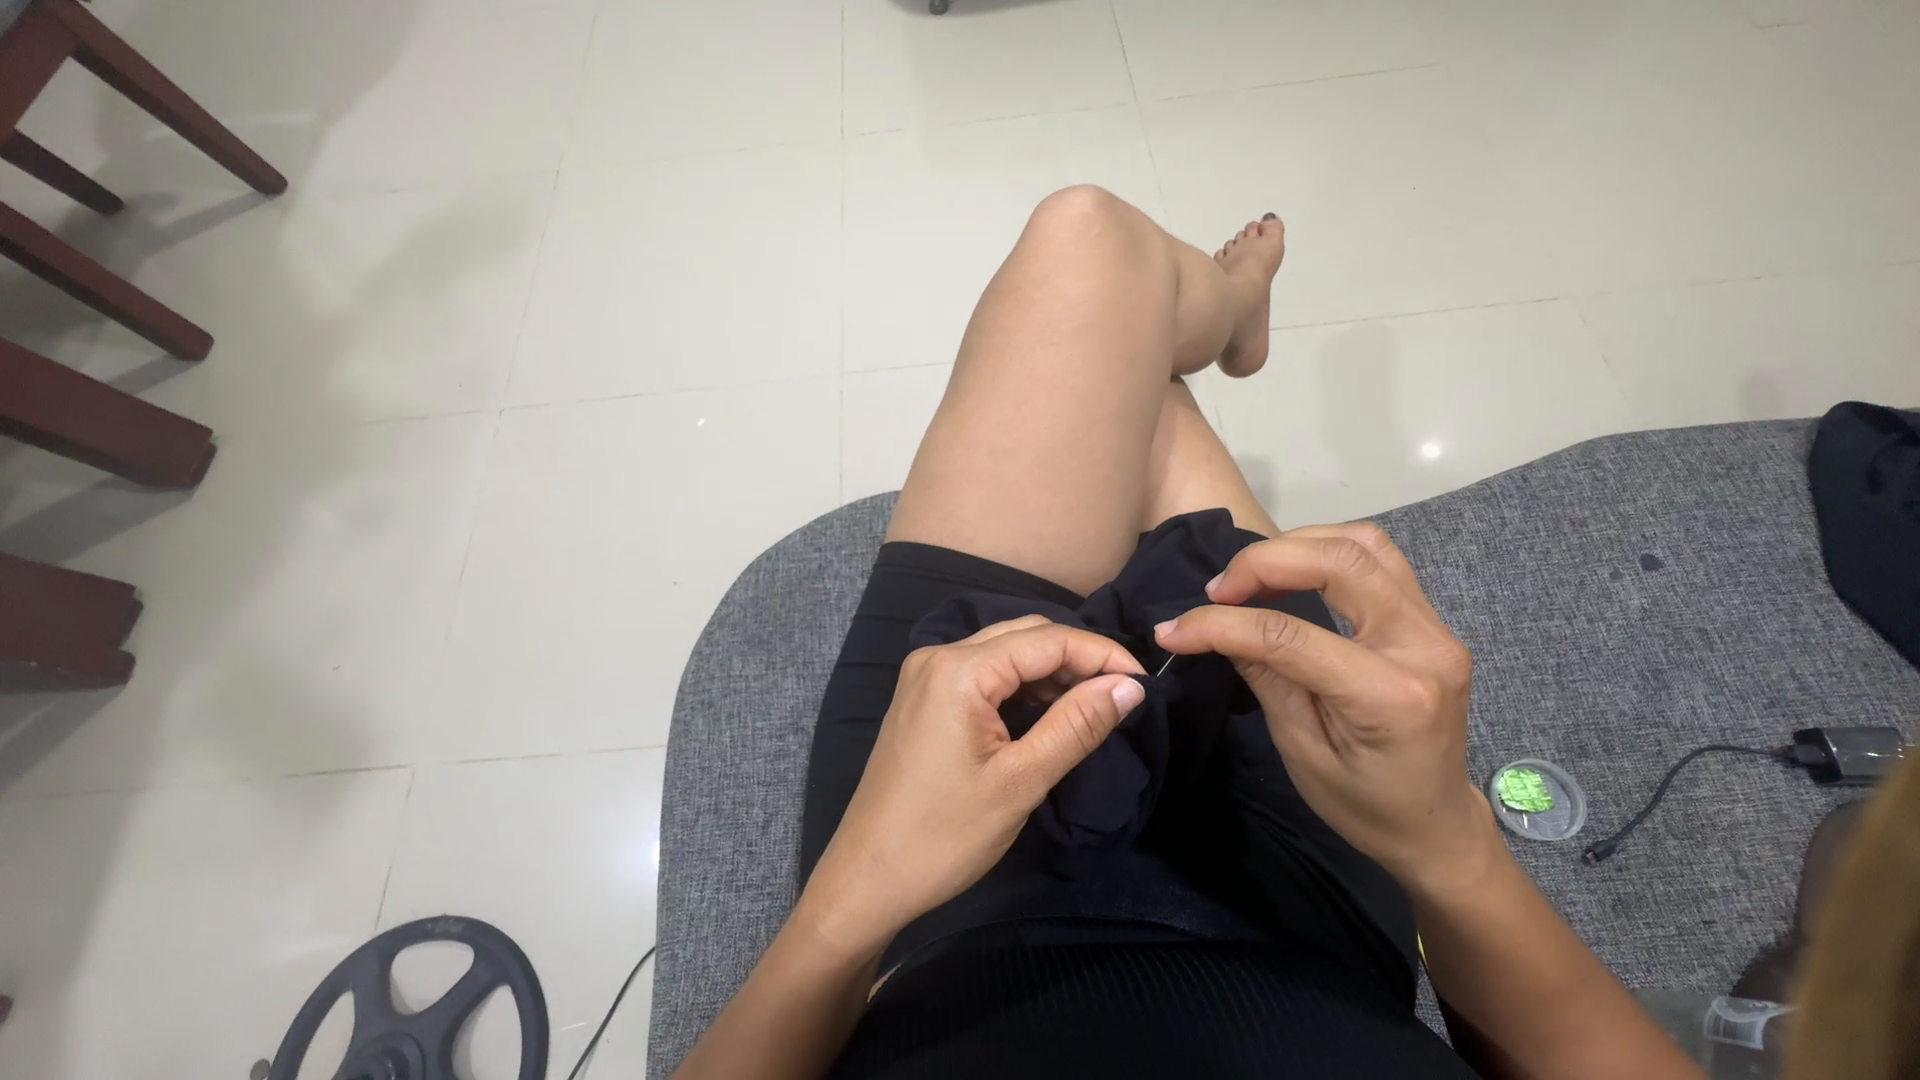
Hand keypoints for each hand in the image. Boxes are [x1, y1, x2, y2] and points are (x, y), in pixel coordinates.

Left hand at [798, 615, 1146, 956]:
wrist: (868, 878)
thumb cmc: (944, 836)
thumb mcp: (1021, 781)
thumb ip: (1077, 725)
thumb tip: (1129, 686)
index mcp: (958, 670)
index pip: (1046, 639)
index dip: (1101, 654)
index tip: (1145, 682)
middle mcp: (937, 657)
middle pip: (1024, 636)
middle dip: (1078, 658)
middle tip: (1123, 694)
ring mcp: (926, 677)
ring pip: (1004, 653)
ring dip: (1051, 671)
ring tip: (1094, 705)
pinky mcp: (924, 699)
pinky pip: (983, 674)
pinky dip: (1021, 686)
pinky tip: (1048, 711)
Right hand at [1154, 524, 1494, 889]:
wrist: (1435, 824)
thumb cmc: (1364, 804)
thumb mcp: (1300, 748)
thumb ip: (1263, 675)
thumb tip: (1207, 626)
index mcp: (1389, 697)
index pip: (1291, 635)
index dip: (1222, 624)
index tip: (1175, 629)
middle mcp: (1424, 647)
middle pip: (1340, 562)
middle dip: (1264, 561)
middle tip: (1219, 590)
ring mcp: (1435, 627)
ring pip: (1363, 544)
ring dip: (1296, 545)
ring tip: (1251, 576)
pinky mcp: (1430, 620)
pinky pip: (1378, 558)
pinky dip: (1324, 552)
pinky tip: (1291, 573)